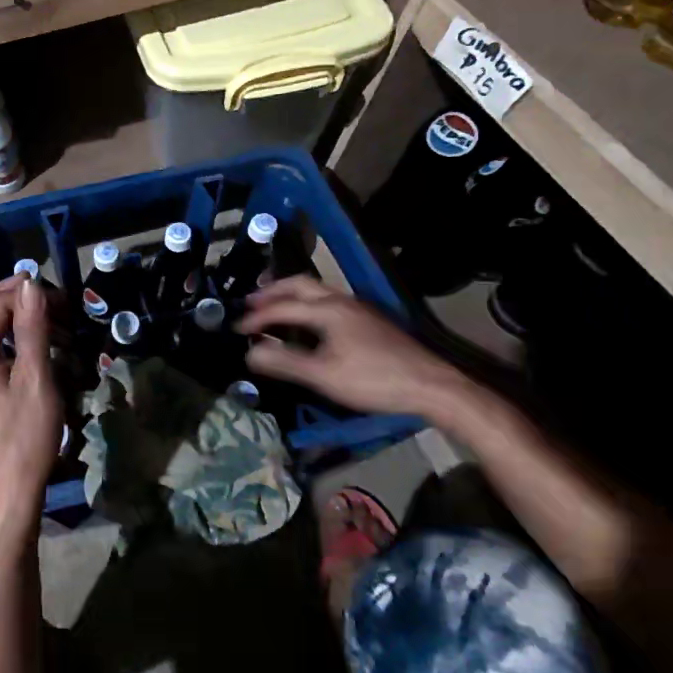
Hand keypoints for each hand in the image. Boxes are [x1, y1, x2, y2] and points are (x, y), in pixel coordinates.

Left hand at [0, 275, 63, 506]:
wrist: (13, 482)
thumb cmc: (26, 433)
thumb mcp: (34, 378)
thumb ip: (31, 328)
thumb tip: (31, 284)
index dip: (26, 294)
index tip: (62, 298)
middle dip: (19, 298)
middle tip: (57, 300)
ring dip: (17, 314)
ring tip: (51, 315)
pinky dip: (13, 333)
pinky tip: (38, 336)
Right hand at [234, 276, 465, 417]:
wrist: (435, 388)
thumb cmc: (375, 381)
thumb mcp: (324, 376)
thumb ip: (284, 362)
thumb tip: (250, 352)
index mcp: (328, 310)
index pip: (282, 306)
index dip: (256, 316)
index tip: (236, 328)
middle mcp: (342, 301)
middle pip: (300, 284)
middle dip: (272, 291)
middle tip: (250, 303)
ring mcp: (360, 308)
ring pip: (317, 289)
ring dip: (291, 294)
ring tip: (273, 305)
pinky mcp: (371, 320)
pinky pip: (329, 299)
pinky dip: (307, 302)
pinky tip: (307, 321)